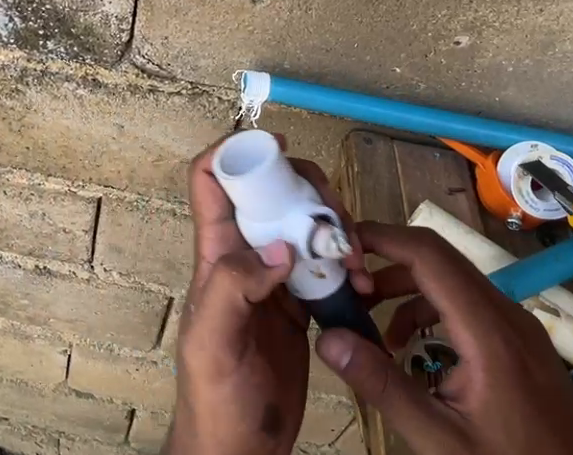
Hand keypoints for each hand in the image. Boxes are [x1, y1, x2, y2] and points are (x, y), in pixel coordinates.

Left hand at [167, 135, 370, 454]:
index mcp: (215, 251)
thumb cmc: (214, 393)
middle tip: (338, 222)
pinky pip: (325, 264)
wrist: (241, 445)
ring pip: (303, 223)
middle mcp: (243, 253)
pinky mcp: (300, 302)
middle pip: (271, 191)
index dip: (236, 151)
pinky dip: (346, 264)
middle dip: (307, 190)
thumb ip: (232, 287)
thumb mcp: (212, 338)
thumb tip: (277, 248)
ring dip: (334, 229)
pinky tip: (361, 285)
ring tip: (355, 262)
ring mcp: (274, 276)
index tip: (279, 148)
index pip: (212, 179)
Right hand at [315, 223, 572, 454]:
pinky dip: (429, 309)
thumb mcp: (441, 440)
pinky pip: (467, 305)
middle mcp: (507, 315)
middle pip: (437, 258)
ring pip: (451, 280)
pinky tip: (408, 347)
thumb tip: (326, 337)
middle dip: (383, 260)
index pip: (427, 253)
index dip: (379, 238)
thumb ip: (383, 385)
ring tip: (368, 317)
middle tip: (343, 282)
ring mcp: (519, 329)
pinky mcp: (523, 346)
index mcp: (488, 330)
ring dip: (404, 286)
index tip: (338, 246)